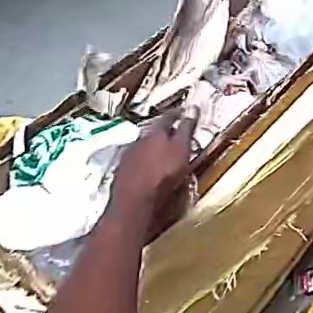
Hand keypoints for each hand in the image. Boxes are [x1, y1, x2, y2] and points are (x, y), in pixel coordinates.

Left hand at [109, 112, 196, 240]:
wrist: (133, 204)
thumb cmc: (162, 175)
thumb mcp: (182, 150)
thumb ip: (186, 129)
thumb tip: (192, 109)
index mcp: (155, 131)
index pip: (168, 116)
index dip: (178, 114)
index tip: (185, 112)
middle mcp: (138, 140)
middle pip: (154, 132)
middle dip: (164, 133)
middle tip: (175, 137)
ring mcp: (127, 157)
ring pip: (143, 147)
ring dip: (152, 149)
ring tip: (162, 156)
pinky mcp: (120, 173)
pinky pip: (135, 163)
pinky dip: (143, 164)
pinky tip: (148, 172)